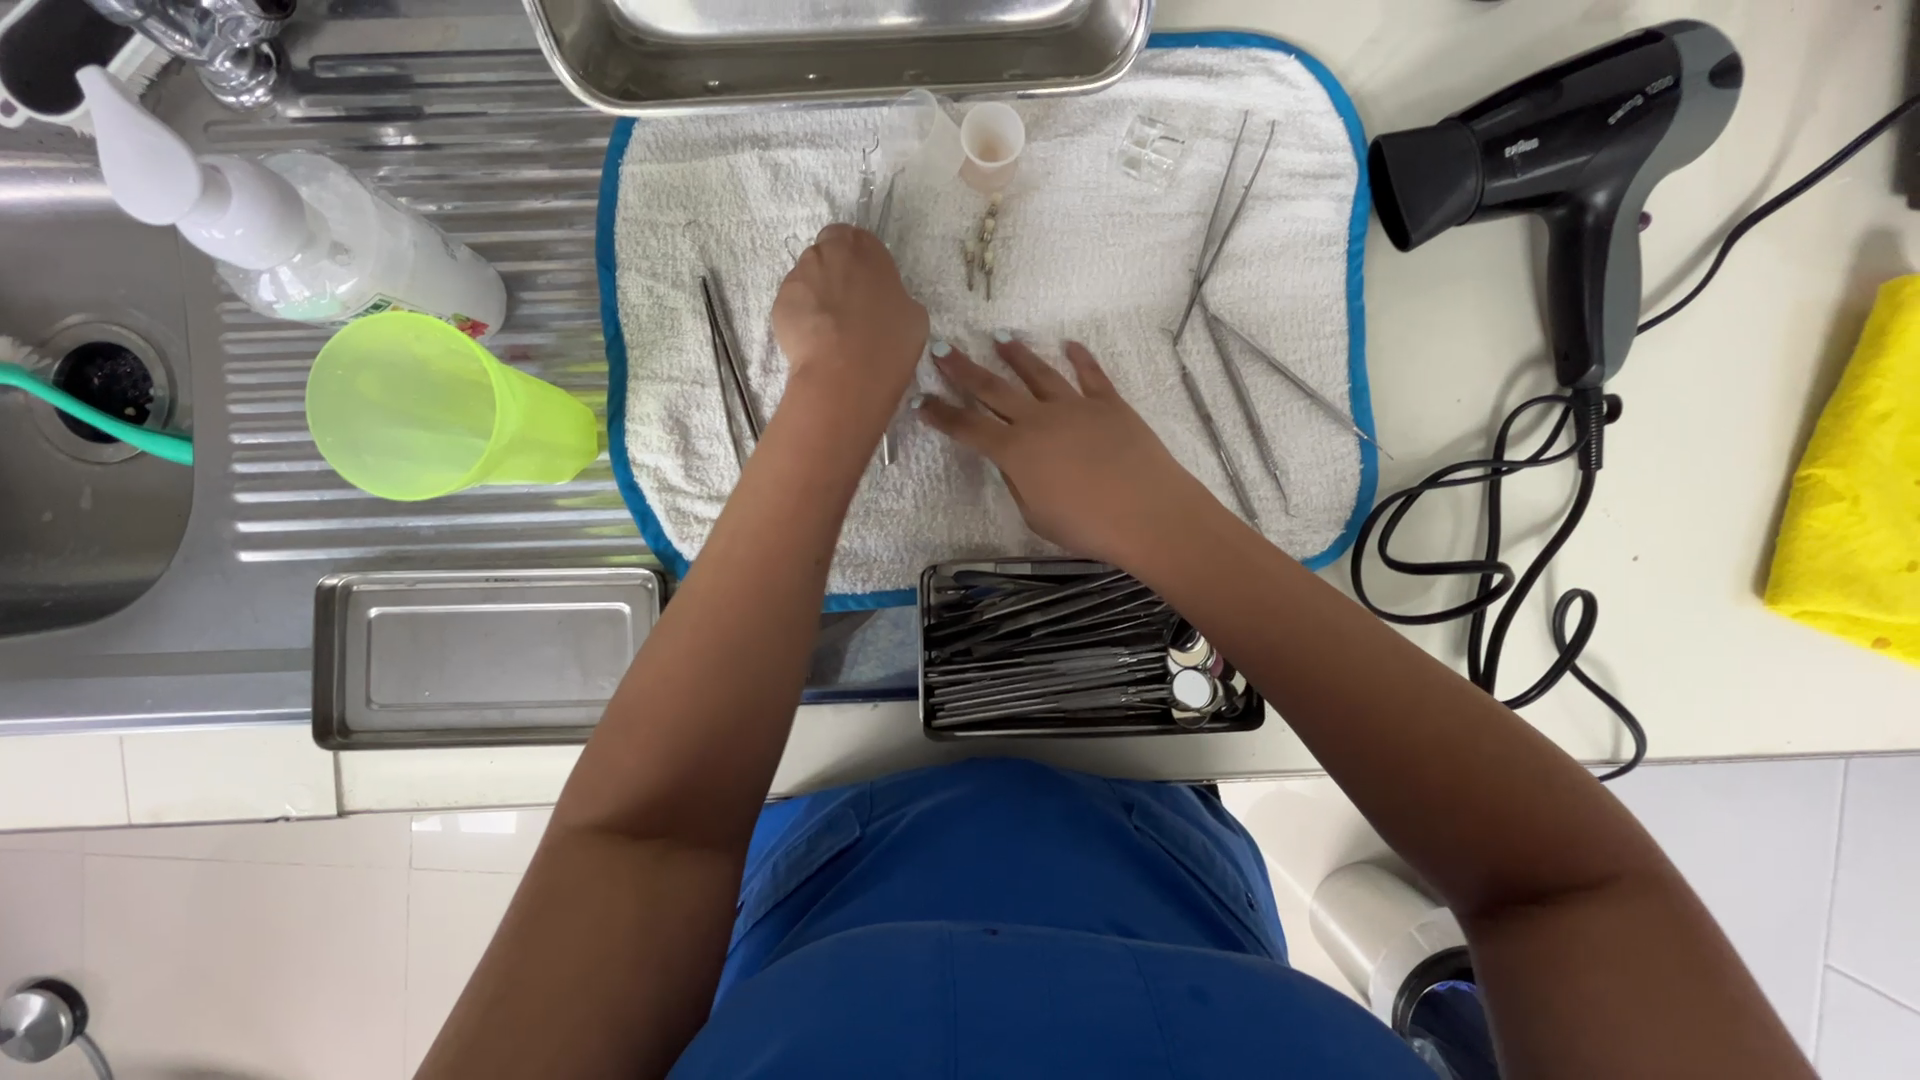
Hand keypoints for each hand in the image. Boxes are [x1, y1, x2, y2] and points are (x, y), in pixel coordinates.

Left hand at [771, 224, 928, 420]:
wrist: (845, 374)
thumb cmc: (888, 343)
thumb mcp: (913, 315)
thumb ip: (894, 295)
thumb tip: (883, 302)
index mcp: (866, 249)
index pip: (856, 239)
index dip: (860, 261)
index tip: (866, 284)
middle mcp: (829, 253)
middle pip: (827, 252)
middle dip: (834, 271)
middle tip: (847, 304)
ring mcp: (800, 276)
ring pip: (807, 277)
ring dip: (816, 293)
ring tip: (829, 327)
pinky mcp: (779, 302)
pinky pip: (793, 303)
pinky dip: (802, 316)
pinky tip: (815, 339)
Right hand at [916, 337, 1210, 564]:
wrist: (1148, 513)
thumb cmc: (1087, 526)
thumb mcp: (1037, 516)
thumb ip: (1019, 485)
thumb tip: (1014, 463)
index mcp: (1015, 452)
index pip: (968, 428)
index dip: (941, 415)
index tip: (921, 401)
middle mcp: (1039, 420)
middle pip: (993, 389)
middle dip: (963, 369)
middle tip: (941, 349)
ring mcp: (1075, 407)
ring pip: (1038, 374)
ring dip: (1017, 355)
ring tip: (1000, 338)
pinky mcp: (1109, 404)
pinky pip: (1090, 375)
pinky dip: (1080, 358)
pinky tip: (1070, 344)